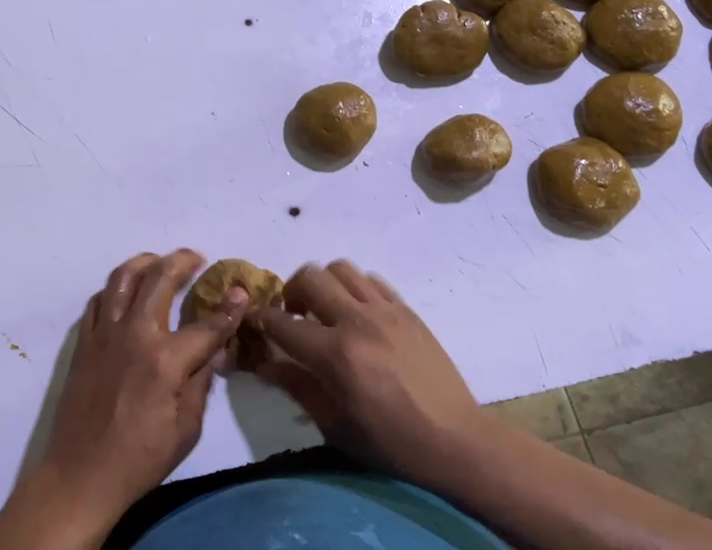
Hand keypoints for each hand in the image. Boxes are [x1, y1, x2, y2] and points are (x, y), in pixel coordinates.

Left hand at [17, 249, 249, 538]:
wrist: (81, 475)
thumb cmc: (140, 460)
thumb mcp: (187, 430)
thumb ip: (201, 382)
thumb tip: (214, 349)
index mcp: (165, 361)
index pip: (206, 326)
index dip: (229, 309)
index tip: (242, 292)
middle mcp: (134, 335)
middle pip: (160, 279)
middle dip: (182, 261)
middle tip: (196, 258)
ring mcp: (104, 335)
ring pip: (122, 278)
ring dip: (144, 262)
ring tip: (159, 261)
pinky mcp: (83, 342)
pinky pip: (98, 300)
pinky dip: (114, 288)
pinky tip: (125, 292)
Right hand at [251, 261, 487, 482]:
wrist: (456, 440)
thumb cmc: (391, 443)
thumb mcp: (335, 426)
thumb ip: (297, 387)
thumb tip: (264, 365)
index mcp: (335, 355)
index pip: (282, 323)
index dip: (261, 319)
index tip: (255, 321)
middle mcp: (357, 321)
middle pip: (309, 277)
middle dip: (291, 292)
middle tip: (294, 315)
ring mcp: (385, 311)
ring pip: (341, 269)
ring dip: (324, 284)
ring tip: (326, 309)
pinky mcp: (407, 310)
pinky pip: (371, 280)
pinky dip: (355, 288)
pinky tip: (358, 313)